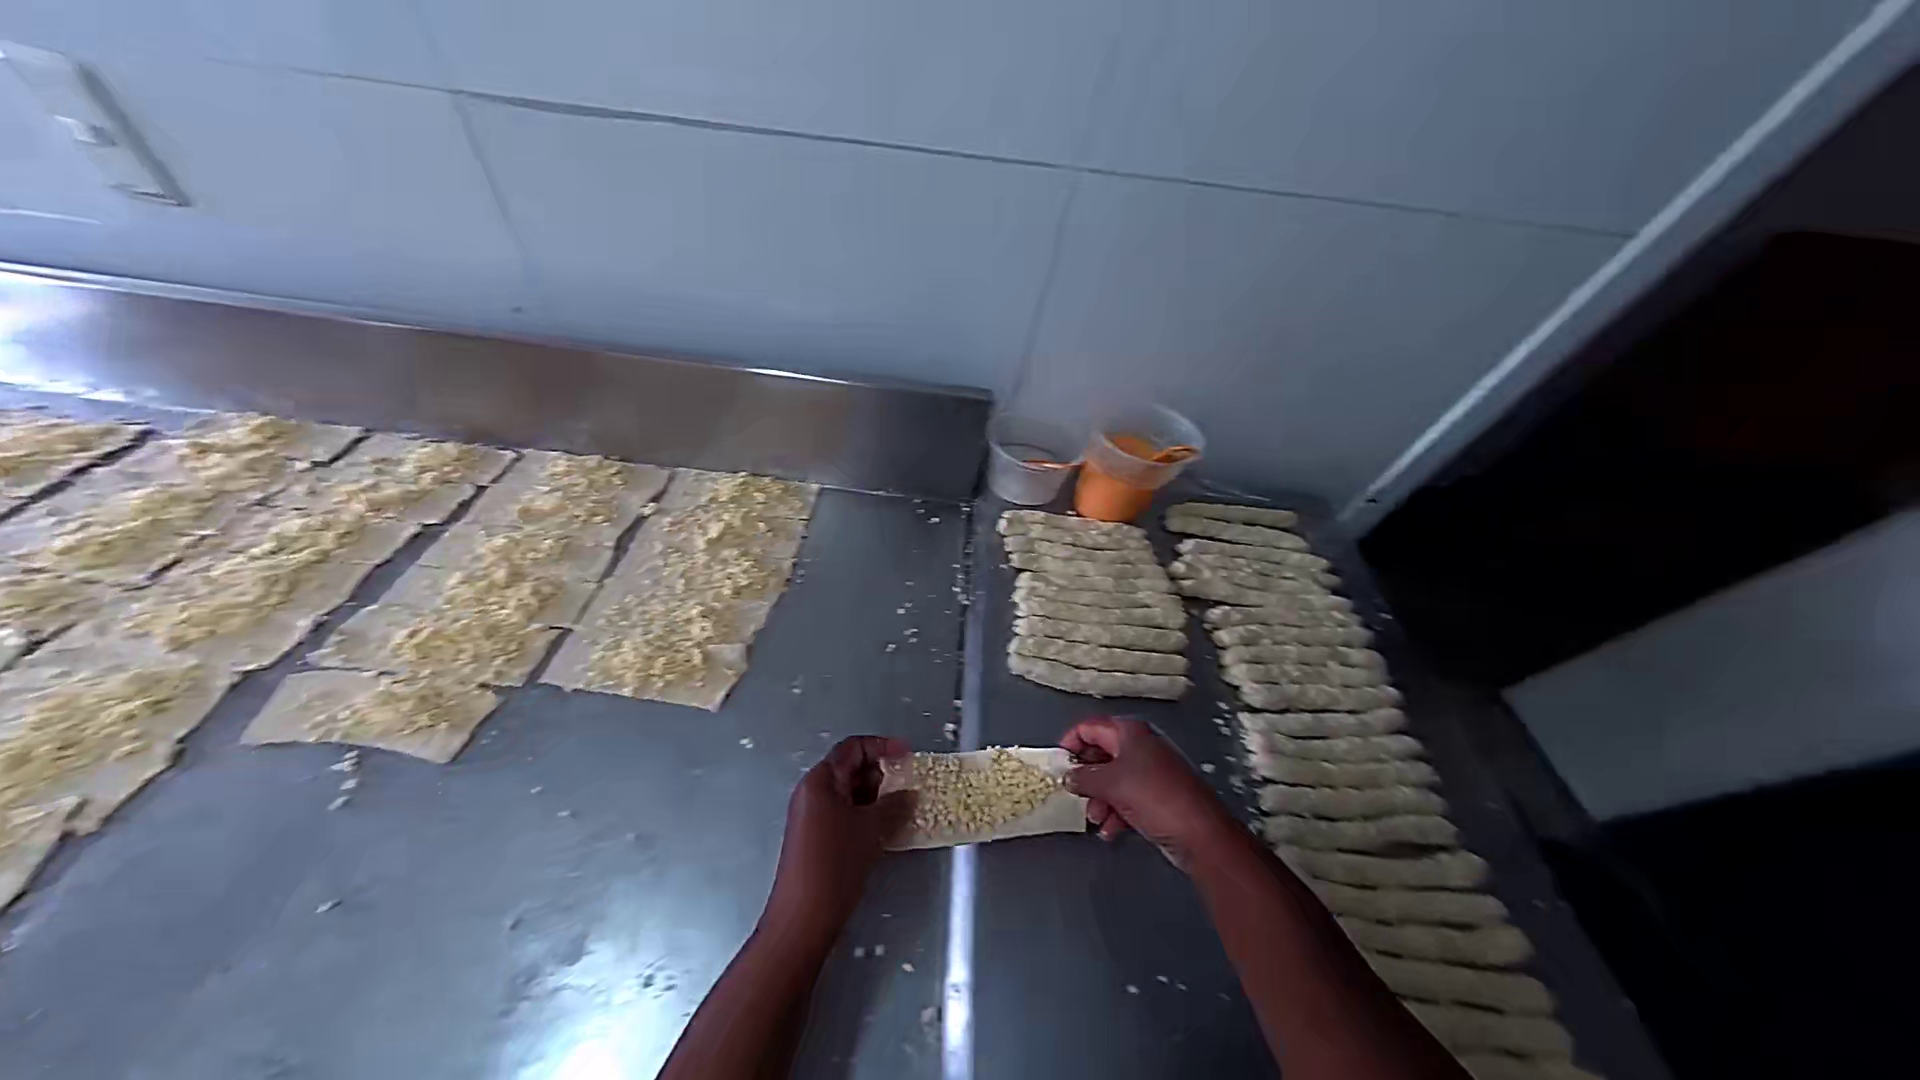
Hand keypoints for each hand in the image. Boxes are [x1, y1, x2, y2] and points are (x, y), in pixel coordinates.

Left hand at [763, 736, 913, 938]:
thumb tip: (908, 793)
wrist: (803, 917)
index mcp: (821, 780)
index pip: (853, 748)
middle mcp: (812, 792)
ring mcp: (811, 815)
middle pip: (850, 767)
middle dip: (881, 772)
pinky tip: (885, 827)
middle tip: (909, 783)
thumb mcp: (872, 829)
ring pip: (849, 792)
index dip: (882, 746)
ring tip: (903, 806)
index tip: (907, 754)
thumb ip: (894, 804)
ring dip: (876, 794)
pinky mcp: (815, 836)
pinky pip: (844, 812)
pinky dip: (865, 812)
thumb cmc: (835, 864)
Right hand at [1060, 717, 1239, 869]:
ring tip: (1096, 818)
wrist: (1199, 834)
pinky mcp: (1157, 796)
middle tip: (1074, 793)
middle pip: (1100, 754)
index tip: (1057, 764)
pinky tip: (1111, 830)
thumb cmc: (1154, 797)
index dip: (1070, 743)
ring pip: (1112, 780)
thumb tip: (1068, 776)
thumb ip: (1083, 777)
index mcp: (1129, 733)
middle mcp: (1140, 747)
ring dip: (1099, 799)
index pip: (1089, 727)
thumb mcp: (1110, 784)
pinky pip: (1126, 798)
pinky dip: (1115, 812)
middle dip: (1085, 777)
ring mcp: (1150, 772)